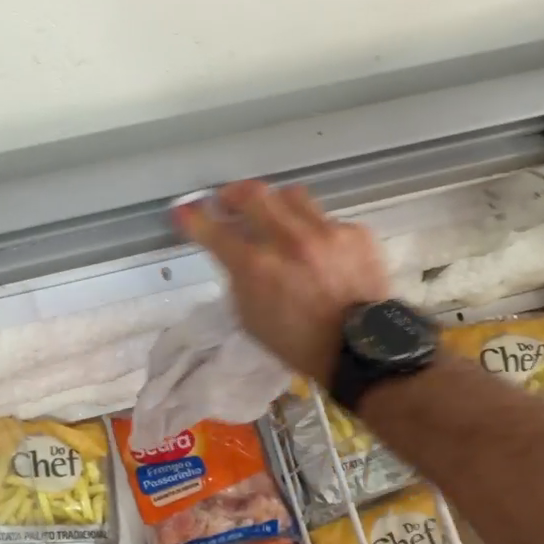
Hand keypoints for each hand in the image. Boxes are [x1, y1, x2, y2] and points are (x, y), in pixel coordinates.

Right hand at [174, 180, 390, 383]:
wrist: (361, 348)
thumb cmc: (298, 343)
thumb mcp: (252, 318)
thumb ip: (240, 279)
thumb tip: (236, 254)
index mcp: (257, 267)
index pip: (215, 231)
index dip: (193, 219)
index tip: (183, 211)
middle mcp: (289, 240)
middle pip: (252, 195)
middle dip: (232, 194)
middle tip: (227, 201)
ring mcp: (326, 232)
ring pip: (291, 196)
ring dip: (274, 203)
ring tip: (271, 214)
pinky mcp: (355, 232)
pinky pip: (326, 219)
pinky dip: (313, 230)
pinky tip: (316, 248)